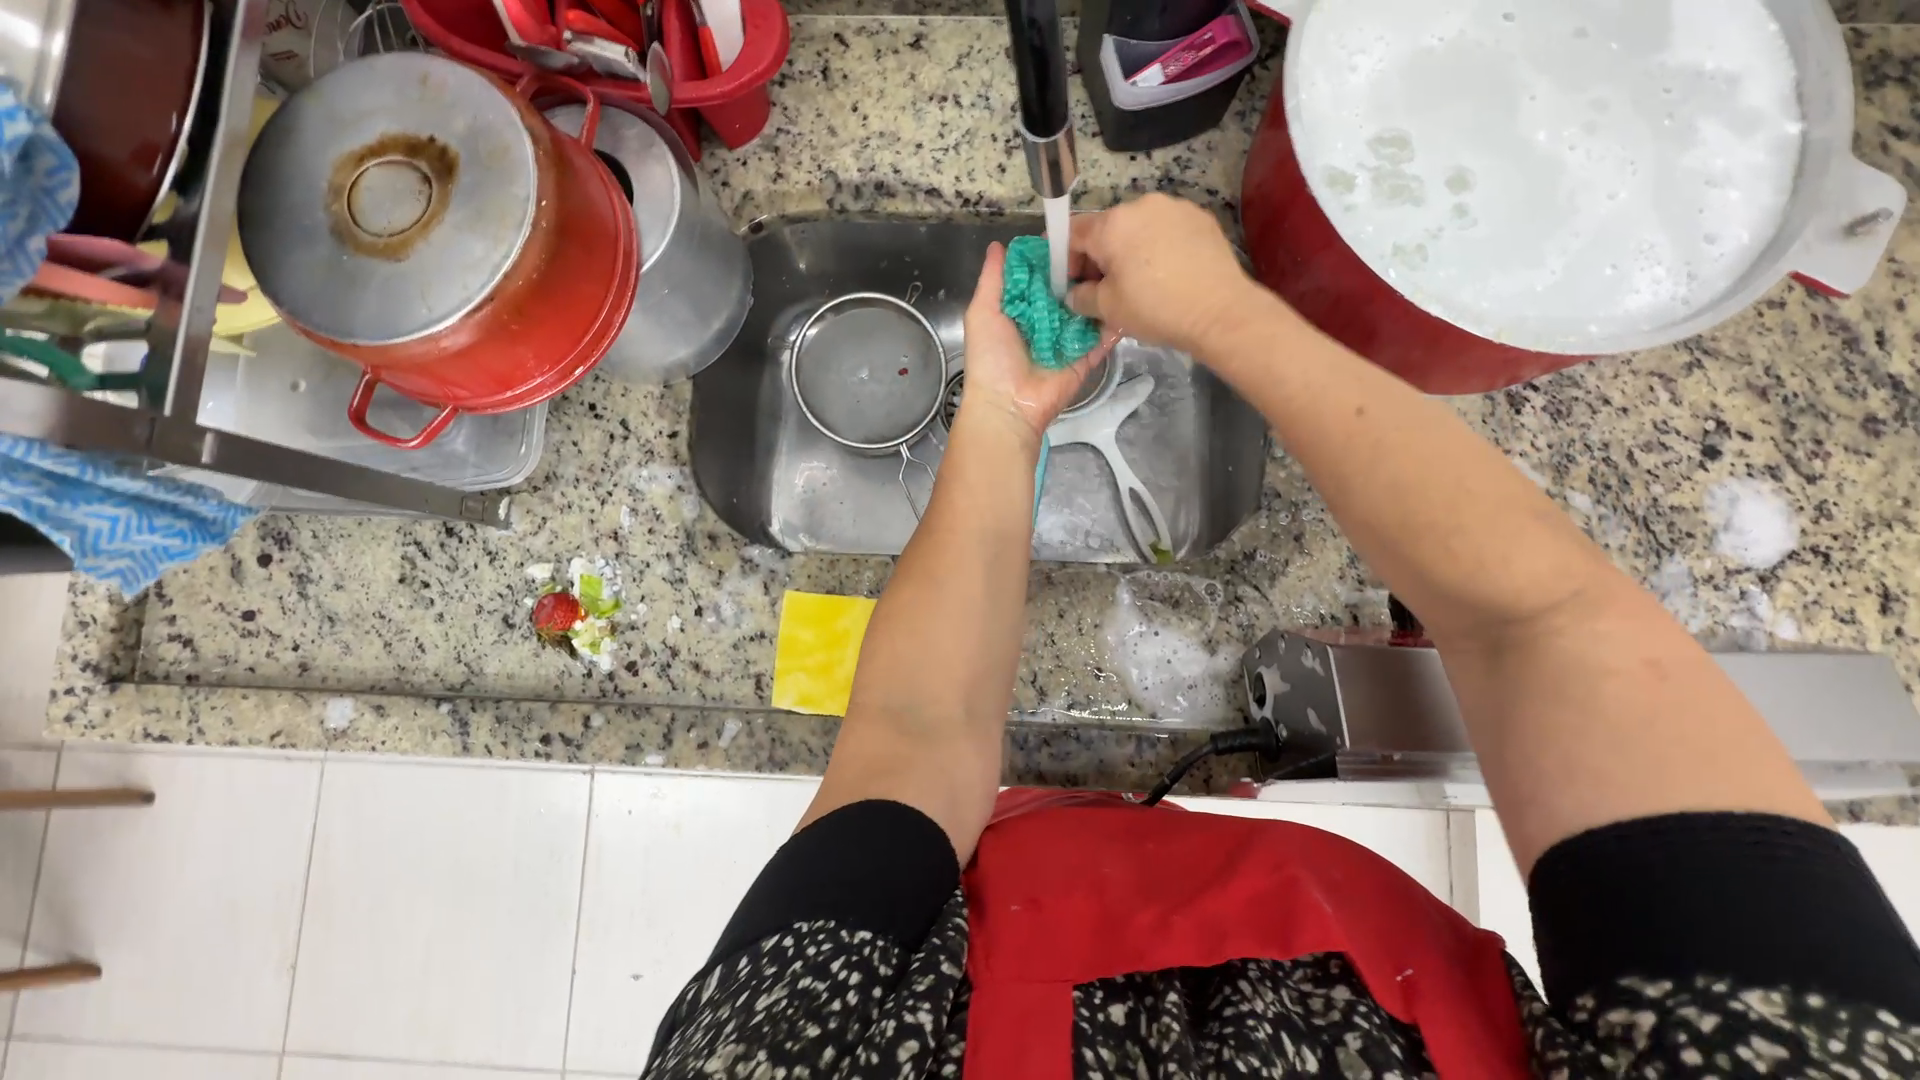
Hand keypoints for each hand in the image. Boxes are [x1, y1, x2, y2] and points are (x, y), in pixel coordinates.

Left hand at [957, 242, 1107, 447]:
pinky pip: (1103, 338)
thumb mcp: (983, 312)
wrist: (1008, 405)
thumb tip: (999, 245)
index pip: (1041, 277)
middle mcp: (1047, 322)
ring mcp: (1068, 340)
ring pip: (1089, 311)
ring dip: (1101, 292)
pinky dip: (1114, 323)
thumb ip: (993, 279)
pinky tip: (1128, 300)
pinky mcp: (1086, 358)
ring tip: (1120, 267)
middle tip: (1101, 249)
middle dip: (1082, 272)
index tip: (1070, 237)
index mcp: (1022, 310)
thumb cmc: (990, 357)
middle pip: (1068, 291)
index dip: (1053, 258)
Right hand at [1066, 194, 1260, 355]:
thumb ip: (1081, 297)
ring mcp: (1174, 208)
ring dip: (1130, 251)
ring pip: (1138, 228)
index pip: (1073, 231)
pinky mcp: (1200, 218)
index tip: (1068, 279)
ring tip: (1138, 283)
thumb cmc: (1156, 309)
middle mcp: (1142, 206)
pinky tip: (1166, 274)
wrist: (1220, 312)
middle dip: (1099, 256)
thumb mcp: (1108, 310)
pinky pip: (1166, 230)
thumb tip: (1075, 293)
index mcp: (1112, 224)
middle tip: (1103, 288)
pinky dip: (1158, 248)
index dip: (1064, 256)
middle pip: (1107, 229)